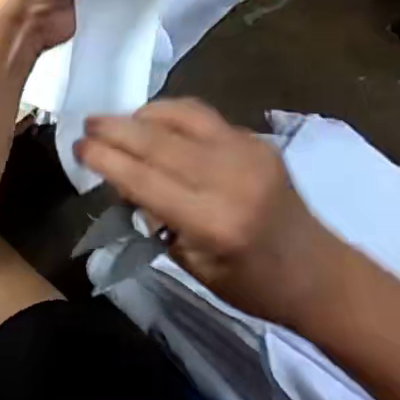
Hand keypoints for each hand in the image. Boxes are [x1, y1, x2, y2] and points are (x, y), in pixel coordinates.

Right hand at [75, 98, 346, 326]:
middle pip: (158, 141)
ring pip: (180, 116)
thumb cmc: (251, 284)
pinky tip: (152, 122)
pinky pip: (202, 116)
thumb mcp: (192, 265)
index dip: (106, 159)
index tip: (79, 147)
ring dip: (141, 115)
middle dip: (115, 129)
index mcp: (214, 222)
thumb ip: (156, 218)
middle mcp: (231, 178)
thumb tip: (123, 179)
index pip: (145, 179)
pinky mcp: (257, 140)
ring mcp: (248, 152)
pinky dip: (169, 115)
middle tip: (87, 125)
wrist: (320, 273)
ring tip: (116, 121)